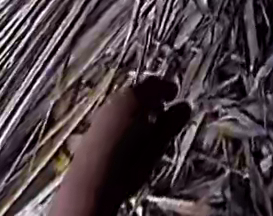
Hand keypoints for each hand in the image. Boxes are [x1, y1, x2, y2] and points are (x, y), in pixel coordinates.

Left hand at [51, 78, 189, 215]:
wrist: (88, 189)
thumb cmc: (128, 164)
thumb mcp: (157, 143)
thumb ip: (173, 122)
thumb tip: (185, 106)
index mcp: (134, 97)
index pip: (155, 83)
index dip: (167, 87)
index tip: (174, 94)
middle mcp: (116, 101)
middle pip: (138, 93)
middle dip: (151, 100)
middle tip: (163, 111)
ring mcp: (100, 117)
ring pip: (124, 107)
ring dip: (137, 113)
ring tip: (147, 129)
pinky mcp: (90, 134)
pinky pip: (112, 120)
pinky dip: (124, 124)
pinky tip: (128, 142)